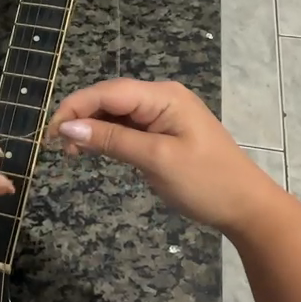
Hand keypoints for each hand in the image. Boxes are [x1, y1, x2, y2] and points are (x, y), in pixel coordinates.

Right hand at [51, 78, 281, 234]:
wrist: (249, 208)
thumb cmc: (206, 182)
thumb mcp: (156, 160)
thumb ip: (111, 140)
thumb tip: (68, 126)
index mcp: (162, 96)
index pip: (108, 92)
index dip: (75, 107)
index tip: (51, 132)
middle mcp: (161, 97)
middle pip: (109, 99)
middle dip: (81, 117)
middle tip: (59, 147)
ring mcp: (163, 114)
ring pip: (116, 113)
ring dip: (92, 128)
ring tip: (72, 152)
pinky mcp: (164, 131)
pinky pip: (127, 126)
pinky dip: (108, 137)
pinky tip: (94, 150)